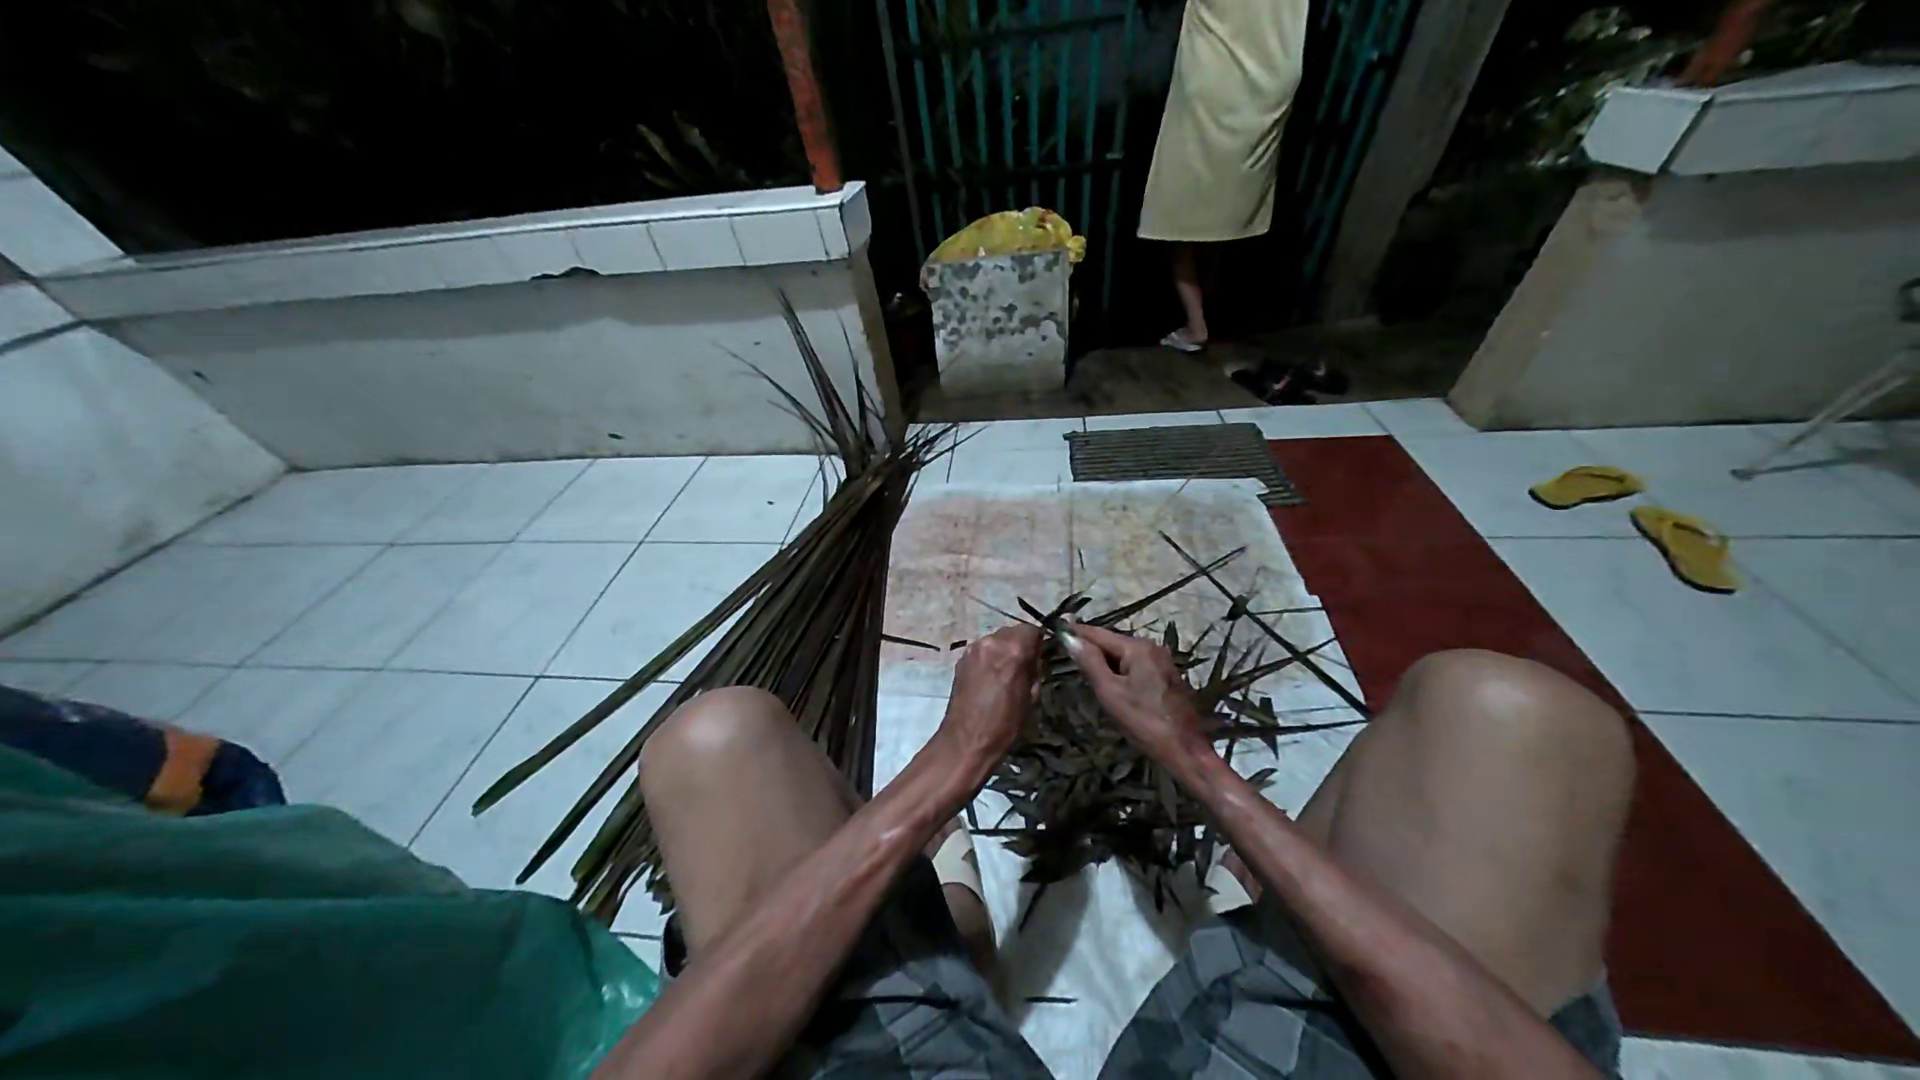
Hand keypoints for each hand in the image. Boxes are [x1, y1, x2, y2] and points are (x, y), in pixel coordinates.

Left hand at [936, 624, 1041, 768]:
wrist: (967, 739)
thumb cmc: (1005, 722)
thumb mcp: (1031, 695)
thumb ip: (1034, 668)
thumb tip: (1035, 656)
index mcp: (1013, 650)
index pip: (1032, 629)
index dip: (1038, 641)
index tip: (1039, 655)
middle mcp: (991, 641)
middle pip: (1012, 632)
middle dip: (1020, 644)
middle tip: (1024, 665)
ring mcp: (973, 648)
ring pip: (995, 639)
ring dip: (1003, 649)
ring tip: (1004, 672)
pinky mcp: (961, 658)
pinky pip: (982, 649)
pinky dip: (989, 656)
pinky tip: (989, 676)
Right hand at [1063, 623, 1207, 762]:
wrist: (1184, 749)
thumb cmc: (1144, 722)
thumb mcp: (1110, 692)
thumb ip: (1089, 662)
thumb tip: (1069, 637)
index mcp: (1137, 647)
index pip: (1099, 633)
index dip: (1076, 631)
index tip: (1056, 627)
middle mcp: (1151, 647)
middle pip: (1112, 641)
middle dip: (1090, 644)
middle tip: (1064, 647)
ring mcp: (1161, 661)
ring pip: (1124, 653)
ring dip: (1103, 657)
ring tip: (1080, 661)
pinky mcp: (1165, 675)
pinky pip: (1135, 664)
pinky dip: (1118, 667)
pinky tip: (1107, 676)